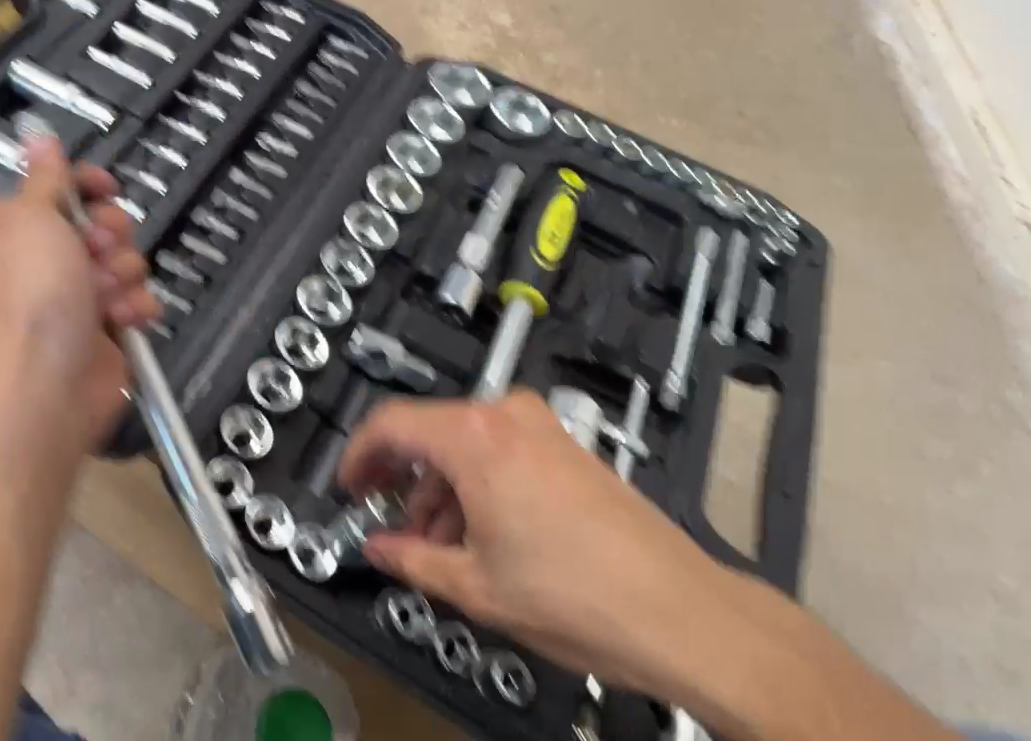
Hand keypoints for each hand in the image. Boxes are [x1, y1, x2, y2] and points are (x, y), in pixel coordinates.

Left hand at [0, 135, 158, 443]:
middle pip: (104, 222)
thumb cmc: (33, 293)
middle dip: (111, 233)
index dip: (88, 185)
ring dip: (123, 274)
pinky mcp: (109, 327)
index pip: (62, 191)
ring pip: (127, 260)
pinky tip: (122, 319)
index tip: (105, 187)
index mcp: (21, 231)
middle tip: (97, 249)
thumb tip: (38, 137)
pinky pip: (139, 299)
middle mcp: (49, 261)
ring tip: (104, 295)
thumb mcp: (31, 219)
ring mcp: (80, 296)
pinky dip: (135, 307)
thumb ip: (44, 178)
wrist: (48, 381)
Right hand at [338, 390, 736, 695]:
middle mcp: (506, 417)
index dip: (358, 455)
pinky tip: (478, 533)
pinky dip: (475, 483)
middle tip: (383, 515)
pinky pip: (500, 450)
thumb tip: (379, 548)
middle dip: (401, 477)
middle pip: (428, 431)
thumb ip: (411, 559)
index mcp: (473, 438)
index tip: (348, 485)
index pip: (390, 424)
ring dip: (439, 487)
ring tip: (435, 542)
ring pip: (464, 443)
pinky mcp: (566, 447)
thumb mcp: (474, 586)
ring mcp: (542, 428)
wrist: (682, 613)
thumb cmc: (578, 597)